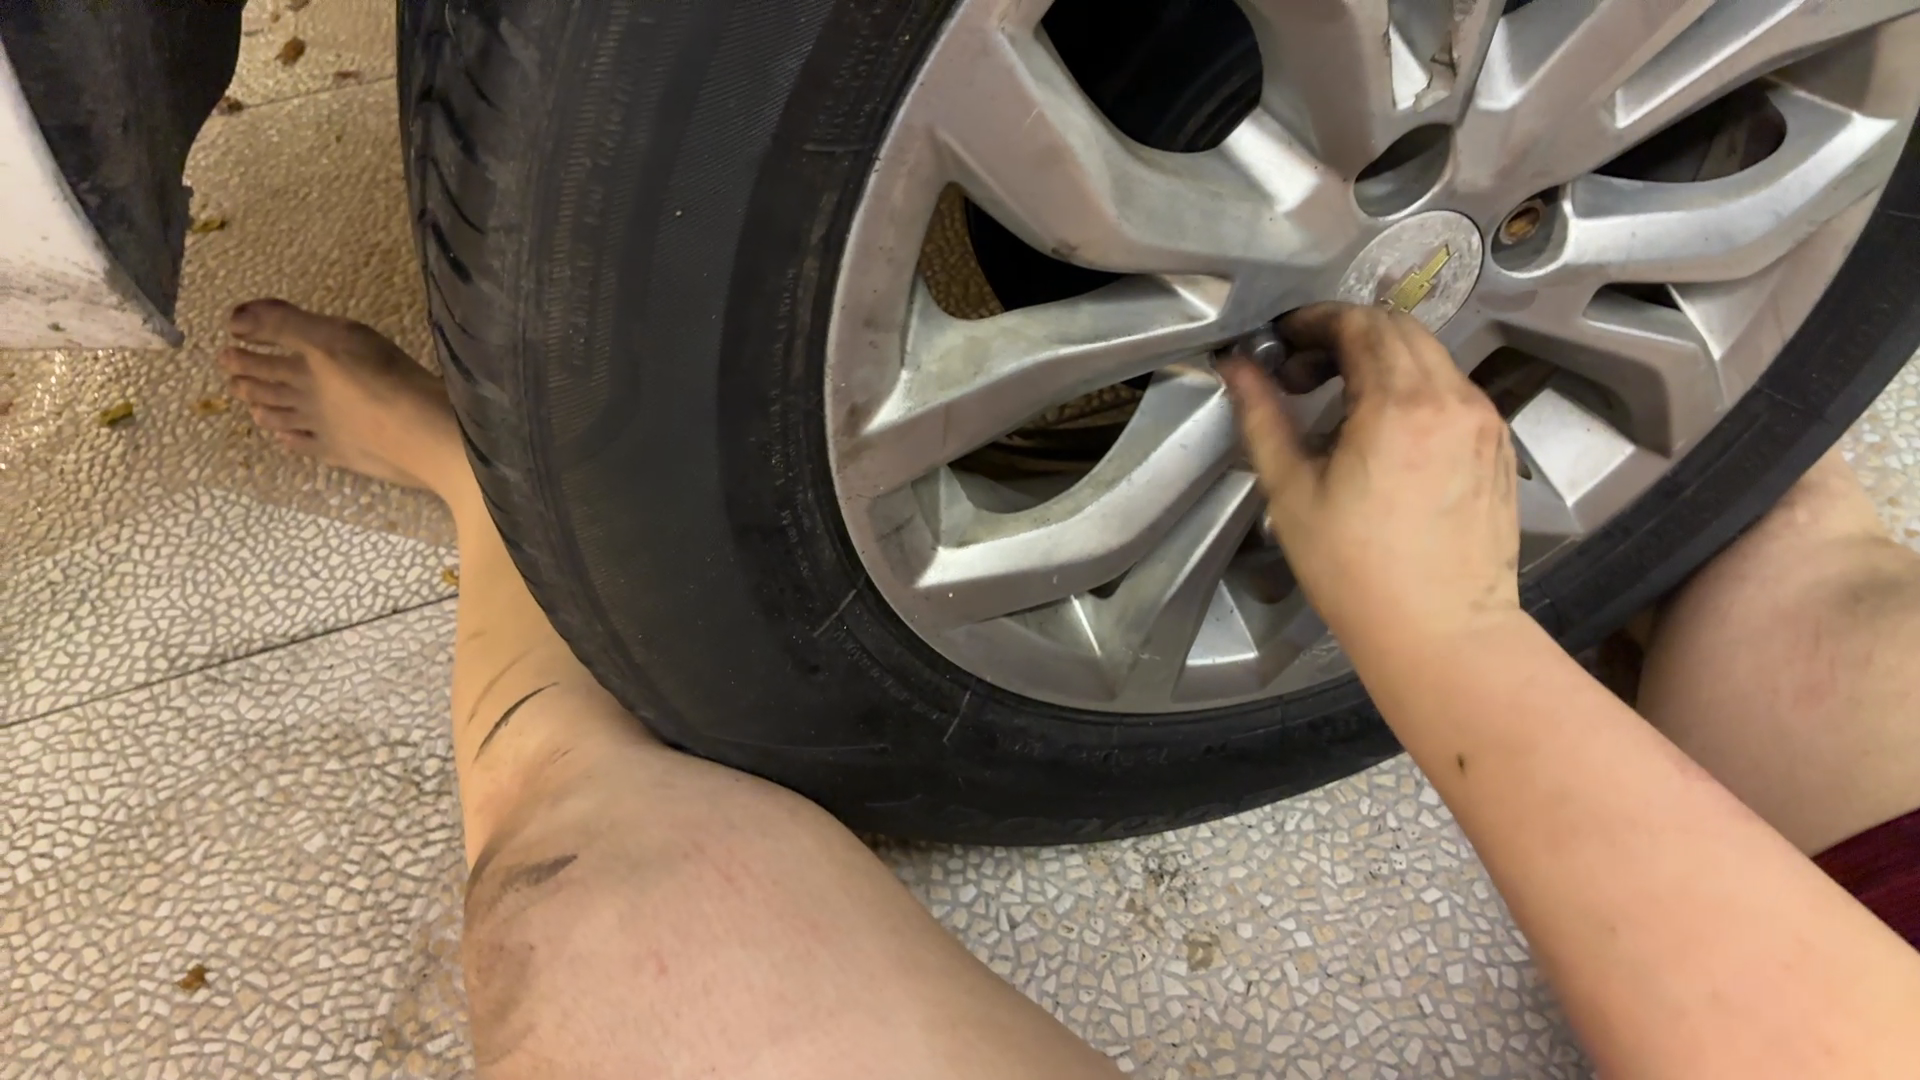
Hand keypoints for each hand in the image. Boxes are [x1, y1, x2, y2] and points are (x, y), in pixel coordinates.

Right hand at [1219, 303, 1521, 654]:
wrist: (1440, 629)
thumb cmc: (1354, 569)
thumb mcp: (1292, 491)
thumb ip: (1263, 417)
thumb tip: (1237, 368)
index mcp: (1399, 405)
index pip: (1360, 324)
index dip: (1315, 322)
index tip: (1283, 340)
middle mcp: (1453, 399)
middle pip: (1399, 328)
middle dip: (1344, 335)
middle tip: (1302, 372)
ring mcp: (1485, 421)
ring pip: (1430, 356)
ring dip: (1378, 359)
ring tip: (1337, 403)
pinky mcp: (1497, 446)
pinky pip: (1452, 389)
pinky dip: (1411, 386)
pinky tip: (1380, 431)